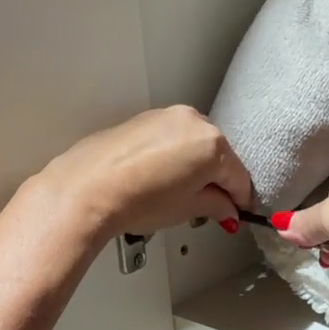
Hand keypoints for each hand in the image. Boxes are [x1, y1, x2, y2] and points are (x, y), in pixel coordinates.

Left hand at [36, 106, 253, 240]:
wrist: (87, 189)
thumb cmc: (136, 199)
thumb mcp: (188, 209)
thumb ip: (216, 205)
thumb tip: (225, 207)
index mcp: (213, 144)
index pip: (239, 177)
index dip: (241, 200)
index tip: (238, 212)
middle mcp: (193, 122)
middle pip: (219, 156)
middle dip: (218, 181)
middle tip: (211, 208)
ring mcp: (166, 117)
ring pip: (194, 145)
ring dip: (195, 167)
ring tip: (180, 195)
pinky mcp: (144, 120)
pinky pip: (171, 139)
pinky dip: (174, 157)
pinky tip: (161, 179)